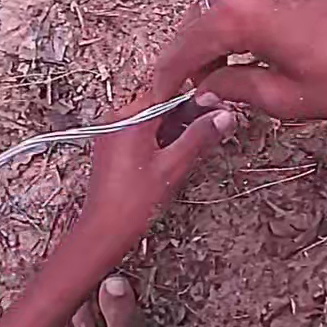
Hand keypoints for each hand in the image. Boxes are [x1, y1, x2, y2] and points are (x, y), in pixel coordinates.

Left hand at [71, 89, 236, 253]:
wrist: (104, 231)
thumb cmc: (132, 203)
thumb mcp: (173, 166)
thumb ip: (198, 137)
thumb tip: (221, 116)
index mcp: (130, 119)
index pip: (168, 95)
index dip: (195, 101)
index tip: (216, 108)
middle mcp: (116, 120)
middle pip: (159, 106)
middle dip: (186, 116)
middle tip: (212, 127)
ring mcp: (112, 134)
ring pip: (151, 121)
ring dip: (174, 129)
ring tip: (196, 143)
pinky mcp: (111, 149)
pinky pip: (139, 134)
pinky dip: (158, 139)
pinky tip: (174, 154)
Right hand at [154, 0, 326, 118]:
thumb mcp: (286, 98)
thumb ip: (235, 89)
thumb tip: (208, 87)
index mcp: (240, 14)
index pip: (185, 46)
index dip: (169, 75)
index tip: (161, 93)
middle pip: (197, 18)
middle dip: (189, 53)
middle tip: (191, 85)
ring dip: (212, 31)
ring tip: (219, 67)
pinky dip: (236, 12)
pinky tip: (247, 39)